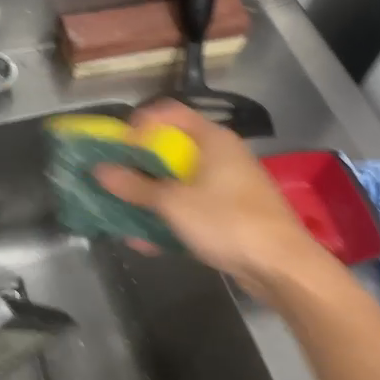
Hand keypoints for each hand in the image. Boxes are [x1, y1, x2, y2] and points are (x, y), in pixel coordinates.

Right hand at [94, 100, 335, 298]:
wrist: (280, 266)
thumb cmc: (226, 221)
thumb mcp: (173, 203)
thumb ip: (134, 186)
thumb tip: (99, 170)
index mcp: (212, 139)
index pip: (170, 113)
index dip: (139, 124)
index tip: (115, 145)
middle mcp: (221, 157)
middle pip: (171, 150)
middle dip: (137, 166)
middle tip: (111, 180)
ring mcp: (227, 188)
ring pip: (178, 184)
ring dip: (149, 198)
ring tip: (119, 213)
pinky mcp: (229, 216)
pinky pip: (190, 211)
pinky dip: (168, 221)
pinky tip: (143, 241)